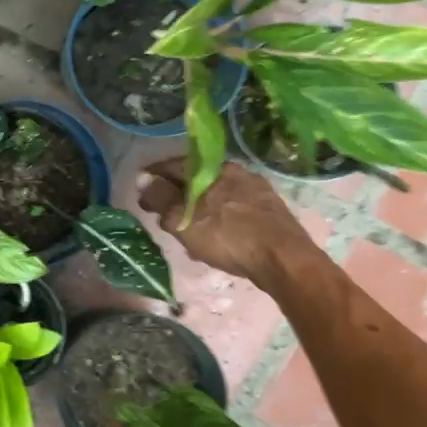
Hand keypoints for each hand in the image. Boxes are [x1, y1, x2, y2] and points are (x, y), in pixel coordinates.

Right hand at [138, 159, 315, 282]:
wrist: (284, 259)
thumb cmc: (227, 236)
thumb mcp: (181, 219)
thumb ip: (159, 196)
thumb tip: (143, 179)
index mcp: (210, 169)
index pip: (171, 166)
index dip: (152, 180)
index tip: (142, 197)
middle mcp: (235, 171)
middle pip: (195, 181)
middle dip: (177, 197)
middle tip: (165, 218)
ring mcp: (257, 189)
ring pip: (216, 196)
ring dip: (200, 210)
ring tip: (192, 233)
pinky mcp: (271, 209)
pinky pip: (235, 210)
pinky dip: (221, 220)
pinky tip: (218, 238)